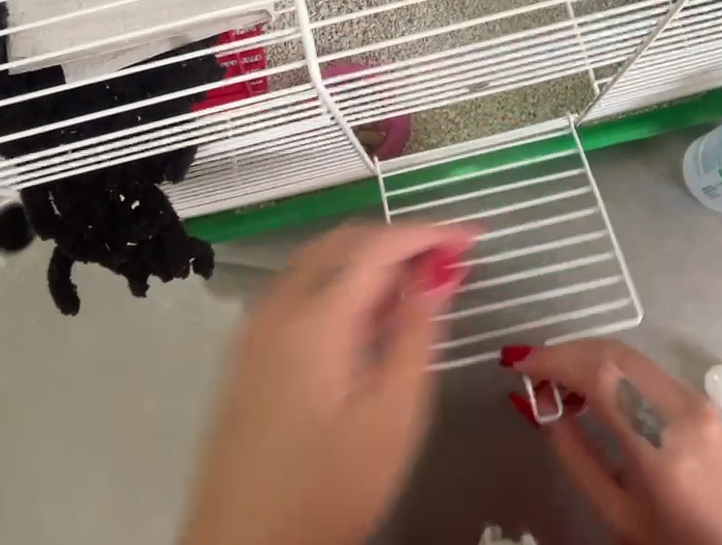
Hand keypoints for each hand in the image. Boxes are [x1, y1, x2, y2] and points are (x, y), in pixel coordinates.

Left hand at [178, 222, 475, 544]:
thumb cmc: (330, 490)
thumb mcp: (392, 415)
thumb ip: (416, 331)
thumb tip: (441, 271)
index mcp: (314, 317)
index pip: (378, 245)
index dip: (429, 231)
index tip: (473, 236)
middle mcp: (278, 304)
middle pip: (345, 240)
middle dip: (401, 239)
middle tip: (451, 258)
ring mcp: (256, 322)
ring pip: (320, 257)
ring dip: (371, 256)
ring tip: (419, 281)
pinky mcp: (249, 345)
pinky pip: (301, 284)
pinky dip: (342, 277)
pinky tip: (369, 310)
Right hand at [505, 339, 721, 544]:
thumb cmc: (680, 544)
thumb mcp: (617, 513)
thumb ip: (574, 455)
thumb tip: (537, 407)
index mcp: (659, 446)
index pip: (598, 377)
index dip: (552, 361)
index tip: (517, 363)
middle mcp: (680, 408)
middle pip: (611, 353)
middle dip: (564, 352)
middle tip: (529, 370)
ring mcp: (695, 398)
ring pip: (627, 353)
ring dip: (584, 355)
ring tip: (553, 381)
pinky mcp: (699, 397)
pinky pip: (642, 366)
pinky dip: (607, 365)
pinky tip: (588, 387)